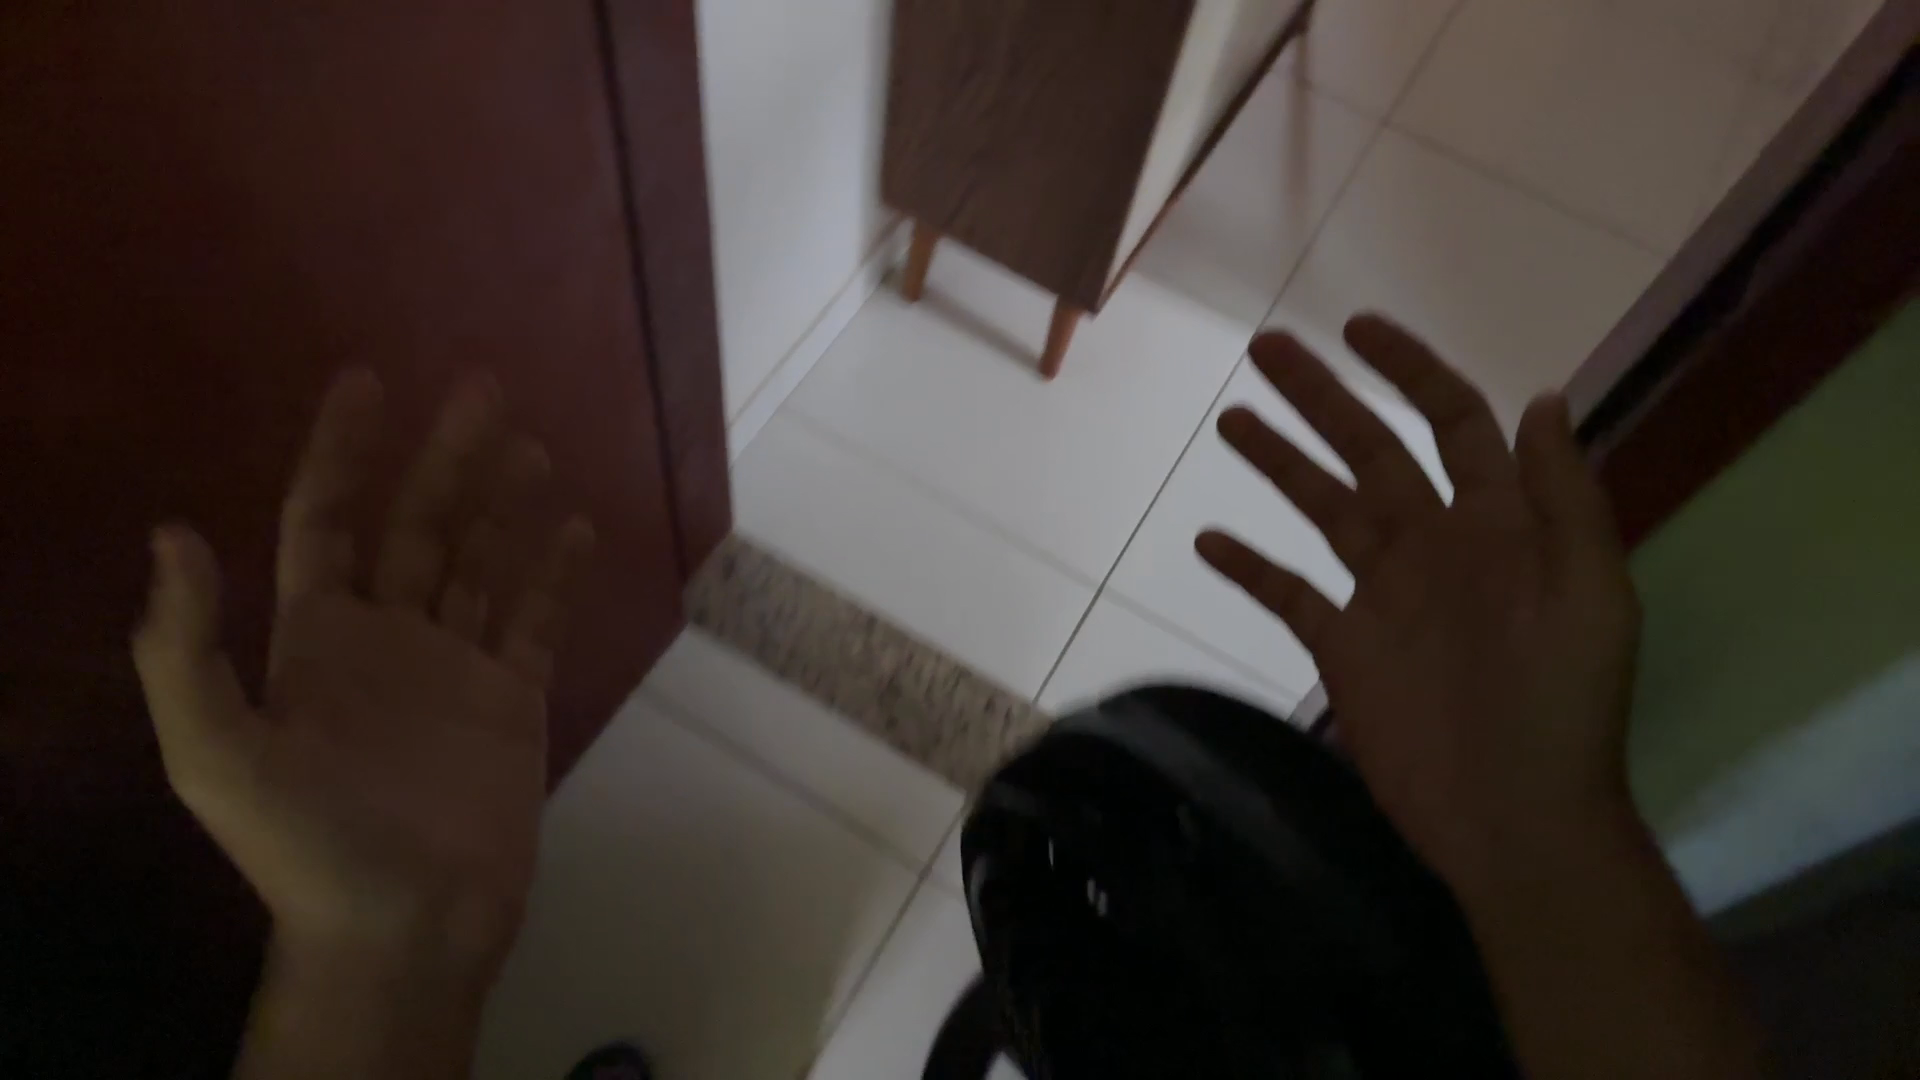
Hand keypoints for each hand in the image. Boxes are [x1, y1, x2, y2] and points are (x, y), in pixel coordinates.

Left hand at [132, 372, 593, 967]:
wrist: (411, 918)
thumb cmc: (313, 842)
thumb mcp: (220, 758)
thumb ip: (191, 653)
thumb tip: (178, 535)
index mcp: (318, 638)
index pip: (331, 520)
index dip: (343, 452)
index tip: (370, 382)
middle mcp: (392, 634)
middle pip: (425, 525)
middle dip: (450, 456)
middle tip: (485, 389)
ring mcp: (459, 660)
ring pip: (487, 560)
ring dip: (506, 503)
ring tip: (532, 448)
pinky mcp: (514, 690)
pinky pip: (538, 616)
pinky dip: (554, 571)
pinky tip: (573, 527)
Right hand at [1196, 316, 1640, 892]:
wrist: (1508, 816)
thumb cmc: (1558, 708)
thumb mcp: (1587, 598)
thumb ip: (1563, 499)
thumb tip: (1542, 397)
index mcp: (1494, 526)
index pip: (1451, 423)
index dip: (1409, 371)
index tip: (1354, 329)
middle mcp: (1431, 544)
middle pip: (1367, 451)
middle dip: (1319, 397)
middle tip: (1264, 351)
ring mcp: (1379, 592)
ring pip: (1320, 508)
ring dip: (1276, 464)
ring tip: (1229, 422)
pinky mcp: (1340, 642)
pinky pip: (1287, 592)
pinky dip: (1248, 567)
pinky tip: (1208, 541)